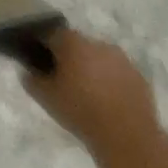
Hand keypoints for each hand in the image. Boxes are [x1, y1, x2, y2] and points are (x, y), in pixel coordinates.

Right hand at [23, 29, 160, 151]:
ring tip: (84, 91)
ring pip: (98, 57)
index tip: (37, 59)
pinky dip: (107, 79)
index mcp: (74, 45)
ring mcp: (123, 59)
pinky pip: (116, 71)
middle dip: (67, 56)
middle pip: (77, 44)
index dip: (43, 44)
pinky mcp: (138, 75)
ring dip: (89, 67)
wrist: (126, 134)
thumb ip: (31, 79)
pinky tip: (103, 99)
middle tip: (60, 78)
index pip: (52, 33)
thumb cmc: (80, 111)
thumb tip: (29, 70)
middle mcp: (100, 45)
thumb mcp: (45, 97)